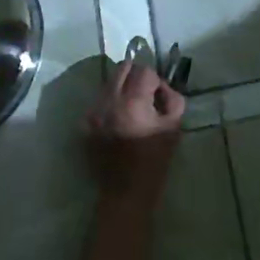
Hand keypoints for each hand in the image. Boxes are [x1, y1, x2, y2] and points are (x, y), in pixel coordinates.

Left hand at [85, 57, 185, 204]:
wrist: (126, 191)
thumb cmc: (154, 161)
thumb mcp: (174, 127)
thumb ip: (173, 99)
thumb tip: (162, 88)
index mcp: (132, 101)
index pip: (144, 71)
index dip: (156, 82)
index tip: (160, 98)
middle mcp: (109, 101)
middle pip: (122, 68)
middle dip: (137, 77)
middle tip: (145, 95)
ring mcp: (93, 112)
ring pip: (109, 83)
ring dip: (122, 89)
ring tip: (132, 109)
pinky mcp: (85, 123)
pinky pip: (99, 101)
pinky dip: (111, 103)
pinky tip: (119, 121)